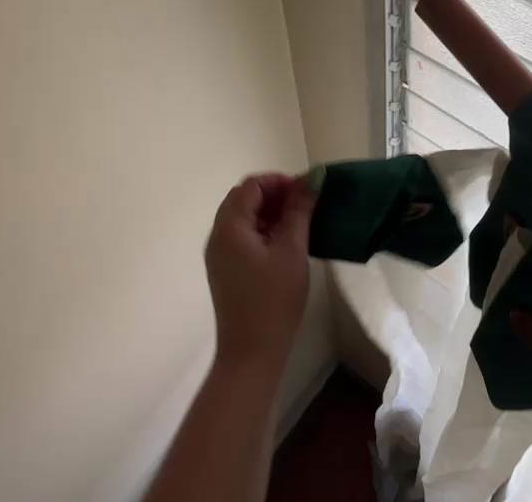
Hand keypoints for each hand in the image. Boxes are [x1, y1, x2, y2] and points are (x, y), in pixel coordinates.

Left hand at [205, 173, 315, 373]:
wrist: (252, 354)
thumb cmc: (274, 300)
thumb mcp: (292, 250)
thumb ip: (300, 210)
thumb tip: (313, 177)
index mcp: (229, 227)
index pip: (251, 186)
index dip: (279, 181)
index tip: (307, 192)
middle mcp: (217, 236)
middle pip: (243, 199)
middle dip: (274, 194)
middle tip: (304, 204)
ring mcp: (219, 256)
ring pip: (242, 218)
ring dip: (269, 212)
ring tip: (299, 222)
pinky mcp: (226, 271)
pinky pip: (242, 237)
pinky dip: (262, 230)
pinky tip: (286, 243)